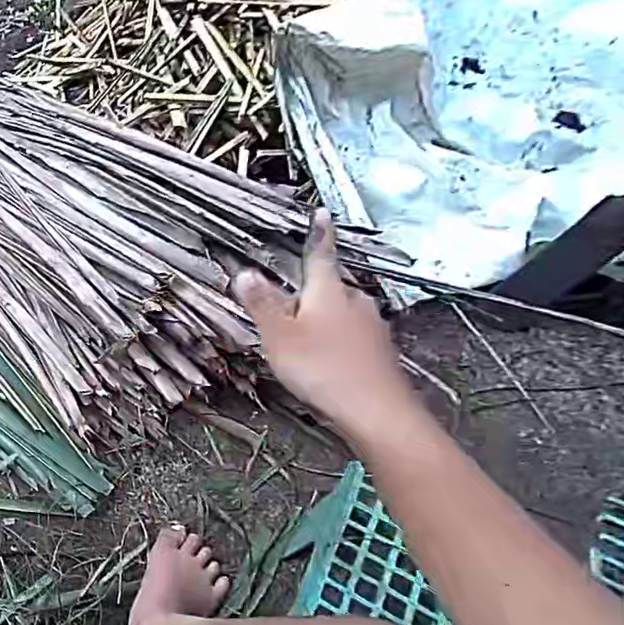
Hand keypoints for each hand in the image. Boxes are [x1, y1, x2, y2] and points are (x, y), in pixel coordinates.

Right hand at [232, 209, 418, 442]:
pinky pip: (351, 333)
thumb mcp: (279, 336)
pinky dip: (335, 338)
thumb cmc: (322, 368)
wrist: (376, 411)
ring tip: (300, 335)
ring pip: (340, 311)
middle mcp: (354, 301)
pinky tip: (324, 358)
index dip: (318, 233)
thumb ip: (262, 304)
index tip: (322, 212)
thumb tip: (245, 272)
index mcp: (328, 291)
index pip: (320, 254)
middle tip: (286, 303)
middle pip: (328, 286)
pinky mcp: (378, 350)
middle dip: (309, 290)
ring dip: (321, 317)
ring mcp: (371, 325)